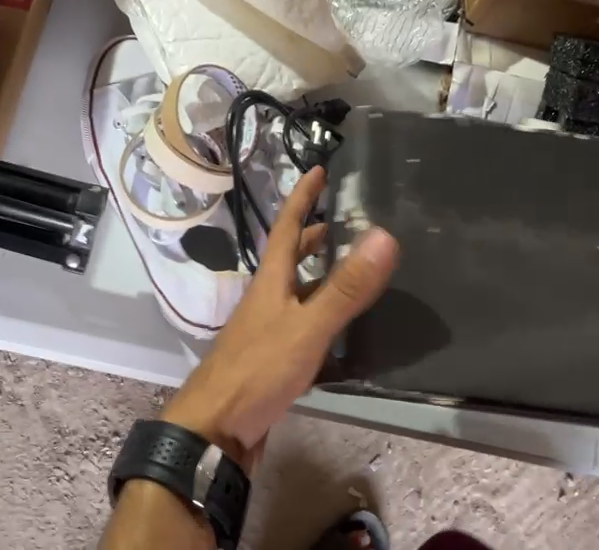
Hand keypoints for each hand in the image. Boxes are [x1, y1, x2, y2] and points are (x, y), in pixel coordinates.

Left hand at [162, 168, 399, 469]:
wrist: (215, 429)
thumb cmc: (258, 370)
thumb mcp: (308, 326)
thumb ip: (345, 288)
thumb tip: (383, 235)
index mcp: (271, 280)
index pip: (286, 226)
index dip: (302, 197)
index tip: (318, 170)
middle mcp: (266, 297)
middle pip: (287, 256)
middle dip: (309, 234)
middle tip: (337, 222)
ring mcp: (265, 328)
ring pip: (293, 289)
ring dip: (315, 273)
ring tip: (344, 270)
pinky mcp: (270, 358)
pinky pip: (298, 321)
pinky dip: (318, 313)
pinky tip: (336, 329)